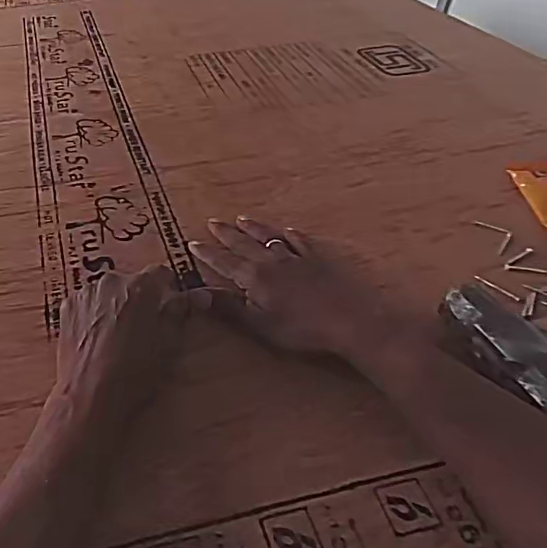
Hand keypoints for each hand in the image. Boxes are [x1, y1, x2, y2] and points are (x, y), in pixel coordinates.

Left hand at [46, 265, 189, 434]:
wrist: (89, 394)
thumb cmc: (135, 372)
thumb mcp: (167, 345)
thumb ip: (179, 313)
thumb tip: (201, 294)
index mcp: (141, 287)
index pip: (160, 273)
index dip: (167, 287)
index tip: (167, 304)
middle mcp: (111, 281)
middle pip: (131, 282)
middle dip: (138, 298)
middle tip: (141, 327)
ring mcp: (85, 292)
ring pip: (107, 292)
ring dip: (114, 304)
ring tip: (115, 336)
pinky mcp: (67, 306)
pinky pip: (87, 302)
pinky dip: (92, 313)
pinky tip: (95, 338)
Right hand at [188, 217, 411, 376]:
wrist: (353, 321)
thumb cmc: (303, 329)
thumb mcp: (260, 325)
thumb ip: (228, 308)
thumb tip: (196, 293)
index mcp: (254, 278)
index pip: (224, 262)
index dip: (207, 254)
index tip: (193, 244)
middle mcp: (272, 262)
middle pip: (244, 244)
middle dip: (226, 234)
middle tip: (212, 222)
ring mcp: (298, 258)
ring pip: (270, 238)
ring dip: (254, 228)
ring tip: (241, 218)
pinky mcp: (320, 260)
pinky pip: (300, 242)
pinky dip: (290, 235)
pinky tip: (287, 230)